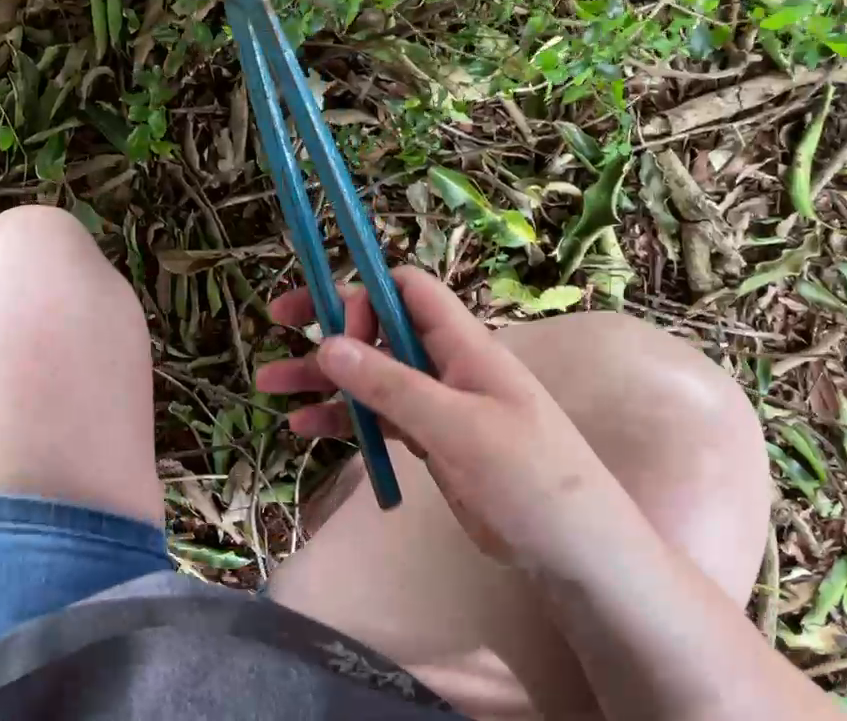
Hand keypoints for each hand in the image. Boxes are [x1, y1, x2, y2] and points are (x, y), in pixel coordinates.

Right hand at [255, 266, 653, 578]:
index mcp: (463, 345)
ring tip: (270, 386)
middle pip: (376, 329)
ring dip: (321, 378)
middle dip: (326, 327)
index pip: (407, 290)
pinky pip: (374, 417)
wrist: (576, 556)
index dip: (364, 293)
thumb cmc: (531, 478)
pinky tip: (303, 427)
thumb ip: (391, 385)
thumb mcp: (459, 428)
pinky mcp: (428, 440)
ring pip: (368, 376)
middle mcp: (444, 365)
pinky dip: (340, 418)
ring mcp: (435, 404)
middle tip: (276, 321)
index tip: (329, 324)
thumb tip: (327, 343)